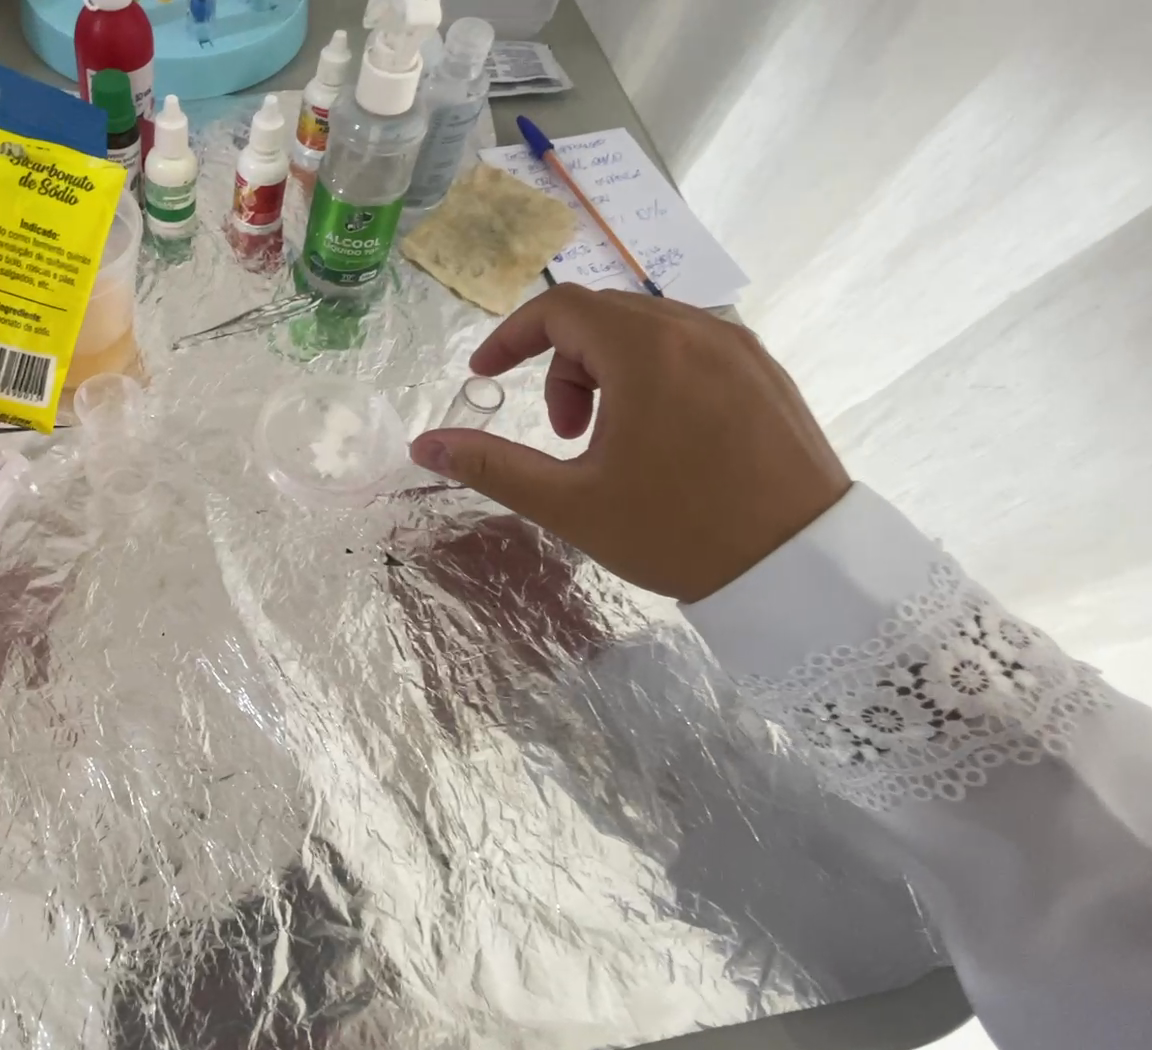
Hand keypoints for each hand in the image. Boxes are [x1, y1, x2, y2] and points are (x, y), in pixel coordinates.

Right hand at [409, 285, 849, 602]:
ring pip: (643, 329)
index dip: (510, 337)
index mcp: (646, 353)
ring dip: (601, 370)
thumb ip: (490, 465)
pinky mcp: (764, 370)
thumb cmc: (675, 533)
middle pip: (599, 317)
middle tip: (561, 434)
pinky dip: (647, 373)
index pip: (559, 308)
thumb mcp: (568, 503)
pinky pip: (686, 346)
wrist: (801, 566)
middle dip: (558, 364)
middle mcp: (697, 330)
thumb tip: (423, 445)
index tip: (484, 375)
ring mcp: (738, 347)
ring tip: (606, 440)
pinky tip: (655, 435)